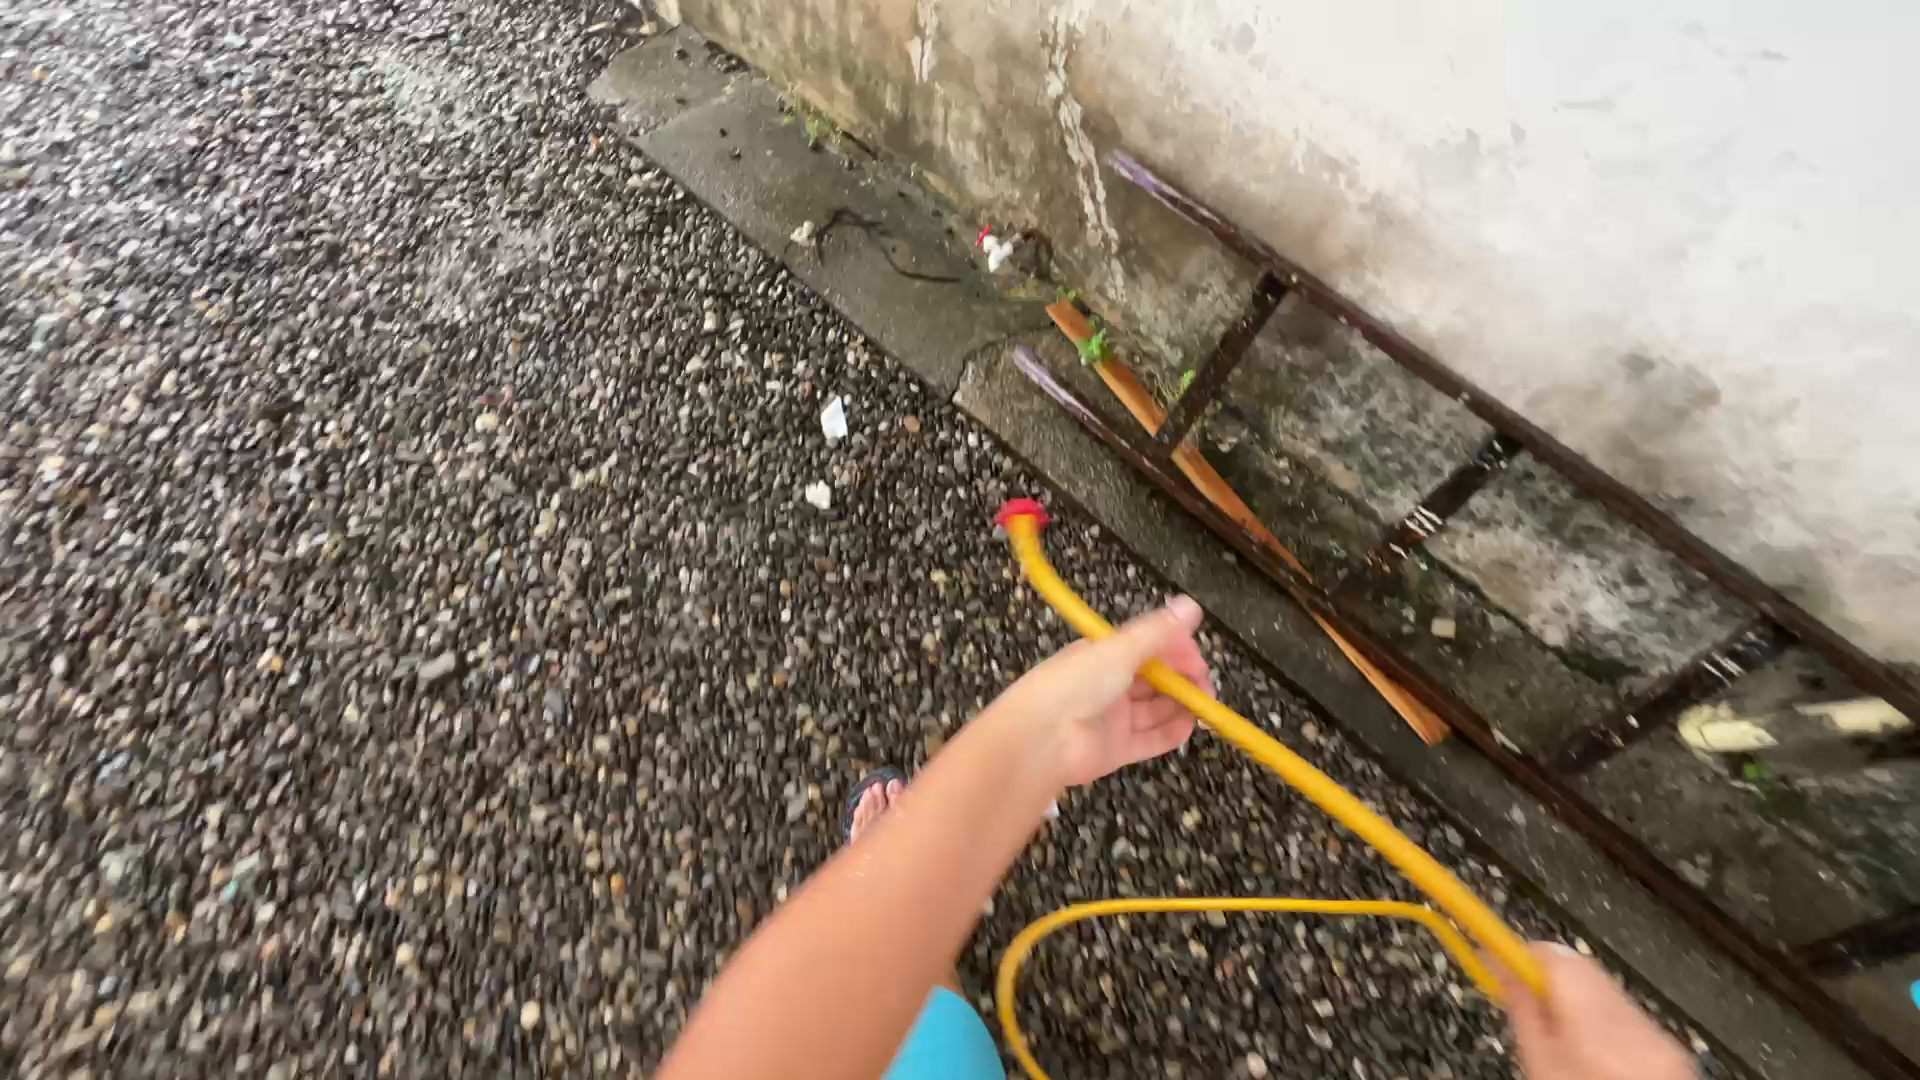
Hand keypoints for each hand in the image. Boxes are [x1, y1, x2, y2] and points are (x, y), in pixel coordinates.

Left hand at [997, 596, 1211, 786]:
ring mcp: (1112, 717)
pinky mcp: (1117, 748)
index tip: (1197, 657)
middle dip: (1182, 679)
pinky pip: (1151, 738)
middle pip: (1154, 679)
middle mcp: (1108, 684)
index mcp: (1103, 654)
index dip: (1175, 650)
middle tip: (1204, 683)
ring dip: (1181, 704)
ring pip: (1155, 708)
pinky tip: (1191, 724)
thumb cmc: (1075, 684)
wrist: (1041, 738)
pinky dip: (1172, 731)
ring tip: (1204, 703)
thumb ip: (1156, 632)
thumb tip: (1190, 605)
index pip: (1147, 647)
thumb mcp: (1117, 650)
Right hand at [1502, 943, 1697, 1079]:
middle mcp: (1638, 1032)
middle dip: (1551, 973)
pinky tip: (1593, 1044)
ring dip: (1577, 993)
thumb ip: (1522, 1009)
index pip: (1558, 961)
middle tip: (1525, 992)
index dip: (1525, 953)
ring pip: (1606, 989)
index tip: (1501, 957)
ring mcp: (1664, 1043)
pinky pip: (1628, 1013)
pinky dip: (1603, 1015)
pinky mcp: (1676, 1052)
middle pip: (1584, 970)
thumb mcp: (1538, 1064)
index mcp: (1597, 1036)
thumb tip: (1499, 963)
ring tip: (1560, 1025)